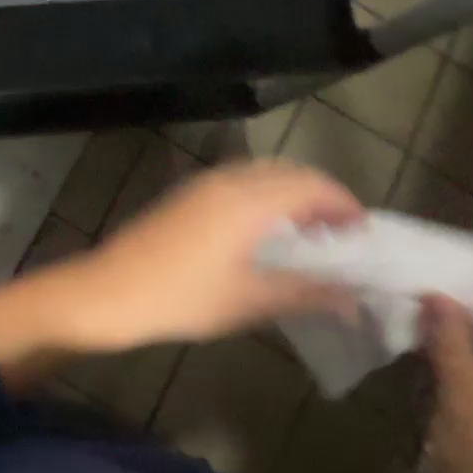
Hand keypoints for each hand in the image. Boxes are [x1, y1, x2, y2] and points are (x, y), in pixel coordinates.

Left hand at [0, 163, 363, 388]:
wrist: (108, 292)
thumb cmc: (181, 298)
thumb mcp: (249, 300)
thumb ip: (306, 292)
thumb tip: (353, 299)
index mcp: (249, 199)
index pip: (312, 185)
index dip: (344, 205)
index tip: (364, 234)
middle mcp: (229, 179)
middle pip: (290, 172)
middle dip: (322, 197)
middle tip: (342, 236)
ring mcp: (204, 183)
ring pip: (264, 174)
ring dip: (293, 194)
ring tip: (311, 236)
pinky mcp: (187, 194)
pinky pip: (241, 181)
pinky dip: (266, 196)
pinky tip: (268, 232)